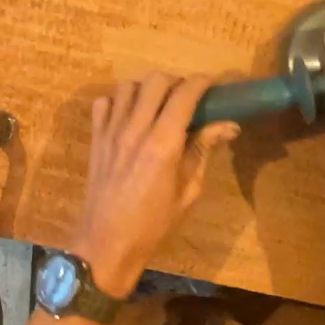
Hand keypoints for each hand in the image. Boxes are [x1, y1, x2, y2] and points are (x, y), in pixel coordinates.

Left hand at [72, 74, 239, 297]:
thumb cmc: (153, 224)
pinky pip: (103, 103)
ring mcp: (111, 131)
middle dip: (175, 82)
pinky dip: (117, 102)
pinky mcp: (95, 138)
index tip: (212, 84)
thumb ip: (203, 151)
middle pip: (156, 81)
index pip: (184, 94)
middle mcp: (136, 129)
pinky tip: (128, 118)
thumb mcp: (187, 191)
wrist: (107, 243)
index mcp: (163, 143)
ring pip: (128, 86)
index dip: (201, 82)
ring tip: (156, 105)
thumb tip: (228, 125)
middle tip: (186, 97)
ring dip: (146, 89)